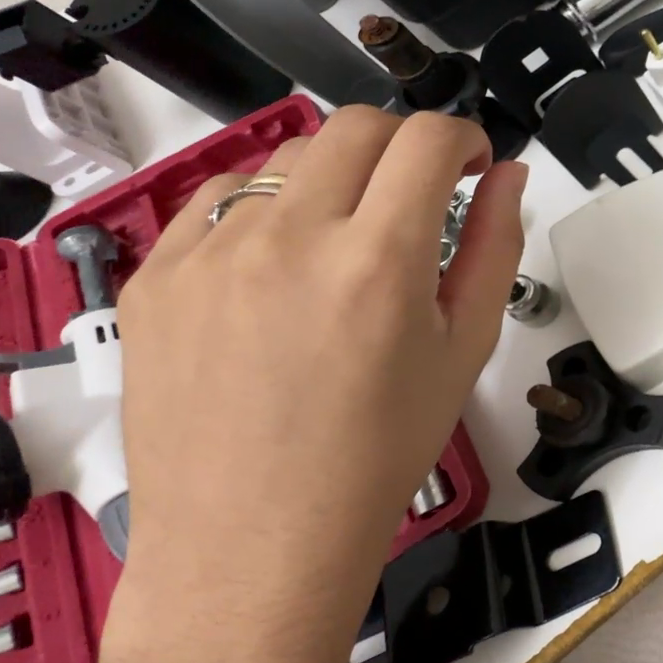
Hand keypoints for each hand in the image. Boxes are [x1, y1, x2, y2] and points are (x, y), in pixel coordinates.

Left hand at [96, 108, 525, 662]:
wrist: (258, 536)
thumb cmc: (383, 447)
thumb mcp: (468, 345)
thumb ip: (496, 244)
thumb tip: (508, 175)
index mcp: (379, 261)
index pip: (427, 139)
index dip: (464, 138)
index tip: (472, 165)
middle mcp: (289, 240)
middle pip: (357, 126)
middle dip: (407, 142)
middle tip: (423, 188)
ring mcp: (209, 255)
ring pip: (289, 155)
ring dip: (341, 171)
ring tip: (352, 229)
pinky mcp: (155, 279)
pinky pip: (218, 199)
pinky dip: (269, 205)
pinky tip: (286, 256)